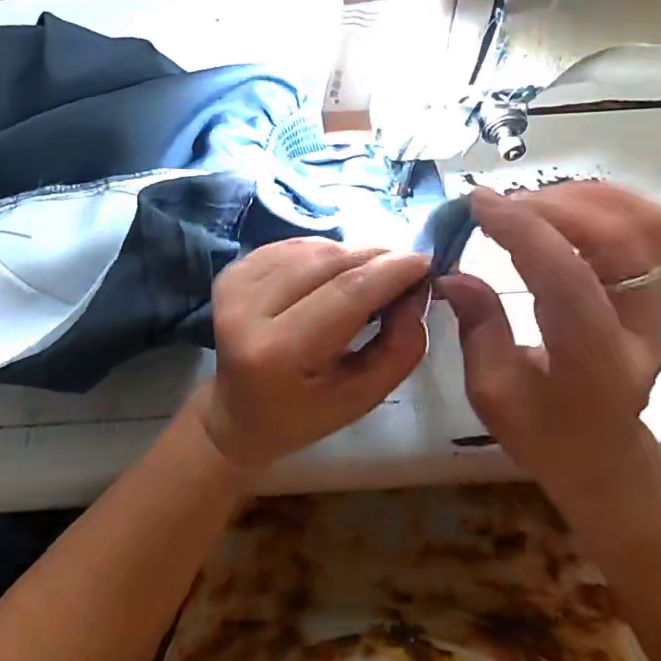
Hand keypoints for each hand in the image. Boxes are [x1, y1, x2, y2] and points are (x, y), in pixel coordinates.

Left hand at [205, 238, 431, 469]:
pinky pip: (295, 247)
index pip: (346, 293)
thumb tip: (416, 289)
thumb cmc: (304, 414)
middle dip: (377, 259)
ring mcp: (235, 284)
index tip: (428, 261)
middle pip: (330, 262)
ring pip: (314, 249)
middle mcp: (246, 309)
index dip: (391, 271)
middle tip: (407, 272)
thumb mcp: (363, 397)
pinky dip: (325, 255)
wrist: (238, 412)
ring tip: (370, 281)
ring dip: (352, 256)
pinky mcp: (232, 270)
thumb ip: (400, 347)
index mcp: (275, 352)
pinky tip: (334, 278)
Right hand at [436, 183, 660, 485]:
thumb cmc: (542, 432)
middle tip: (500, 204)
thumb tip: (453, 273)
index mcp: (596, 364)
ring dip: (586, 199)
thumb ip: (478, 328)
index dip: (523, 232)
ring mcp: (660, 308)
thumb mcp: (491, 393)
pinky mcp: (659, 292)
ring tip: (530, 202)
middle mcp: (642, 330)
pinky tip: (562, 206)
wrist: (601, 453)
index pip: (568, 280)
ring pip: (647, 226)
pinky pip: (650, 229)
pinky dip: (606, 203)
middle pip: (622, 242)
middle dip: (556, 208)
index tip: (477, 203)